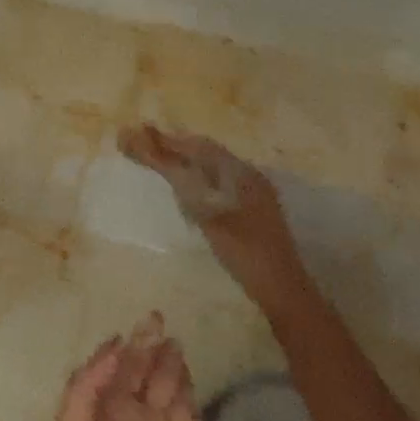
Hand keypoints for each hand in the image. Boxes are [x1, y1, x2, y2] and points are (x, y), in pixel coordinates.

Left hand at [53, 317, 201, 420]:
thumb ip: (85, 387)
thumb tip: (111, 346)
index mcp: (109, 414)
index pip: (124, 370)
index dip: (135, 344)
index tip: (149, 318)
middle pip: (151, 382)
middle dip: (158, 354)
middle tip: (166, 326)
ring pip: (175, 404)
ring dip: (178, 379)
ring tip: (181, 354)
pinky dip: (198, 419)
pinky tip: (197, 404)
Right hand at [118, 125, 312, 311]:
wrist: (280, 288)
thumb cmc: (243, 250)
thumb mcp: (207, 213)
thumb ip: (178, 179)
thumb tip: (145, 148)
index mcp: (241, 174)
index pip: (200, 146)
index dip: (168, 139)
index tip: (139, 133)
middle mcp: (249, 178)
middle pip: (207, 154)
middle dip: (175, 147)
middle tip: (142, 145)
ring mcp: (251, 195)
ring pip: (212, 169)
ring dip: (184, 162)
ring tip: (156, 160)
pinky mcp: (249, 212)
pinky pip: (217, 184)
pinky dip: (194, 179)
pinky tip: (183, 188)